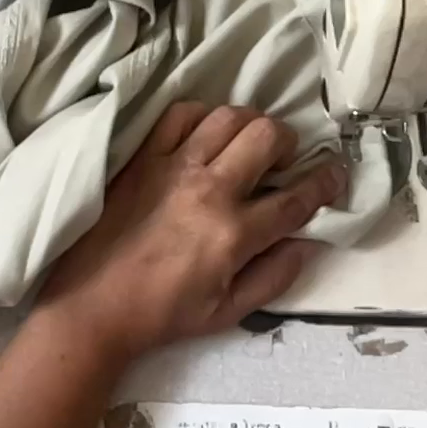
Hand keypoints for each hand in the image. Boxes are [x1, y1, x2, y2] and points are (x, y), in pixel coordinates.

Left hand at [35, 103, 347, 362]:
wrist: (91, 305)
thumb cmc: (162, 313)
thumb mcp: (228, 313)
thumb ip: (274, 276)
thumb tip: (309, 242)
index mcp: (233, 234)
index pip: (295, 198)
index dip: (324, 182)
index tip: (335, 172)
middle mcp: (209, 190)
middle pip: (266, 137)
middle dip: (287, 140)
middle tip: (282, 156)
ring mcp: (174, 166)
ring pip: (227, 116)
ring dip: (249, 123)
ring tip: (247, 140)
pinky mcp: (144, 155)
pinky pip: (180, 114)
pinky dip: (201, 115)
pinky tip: (206, 132)